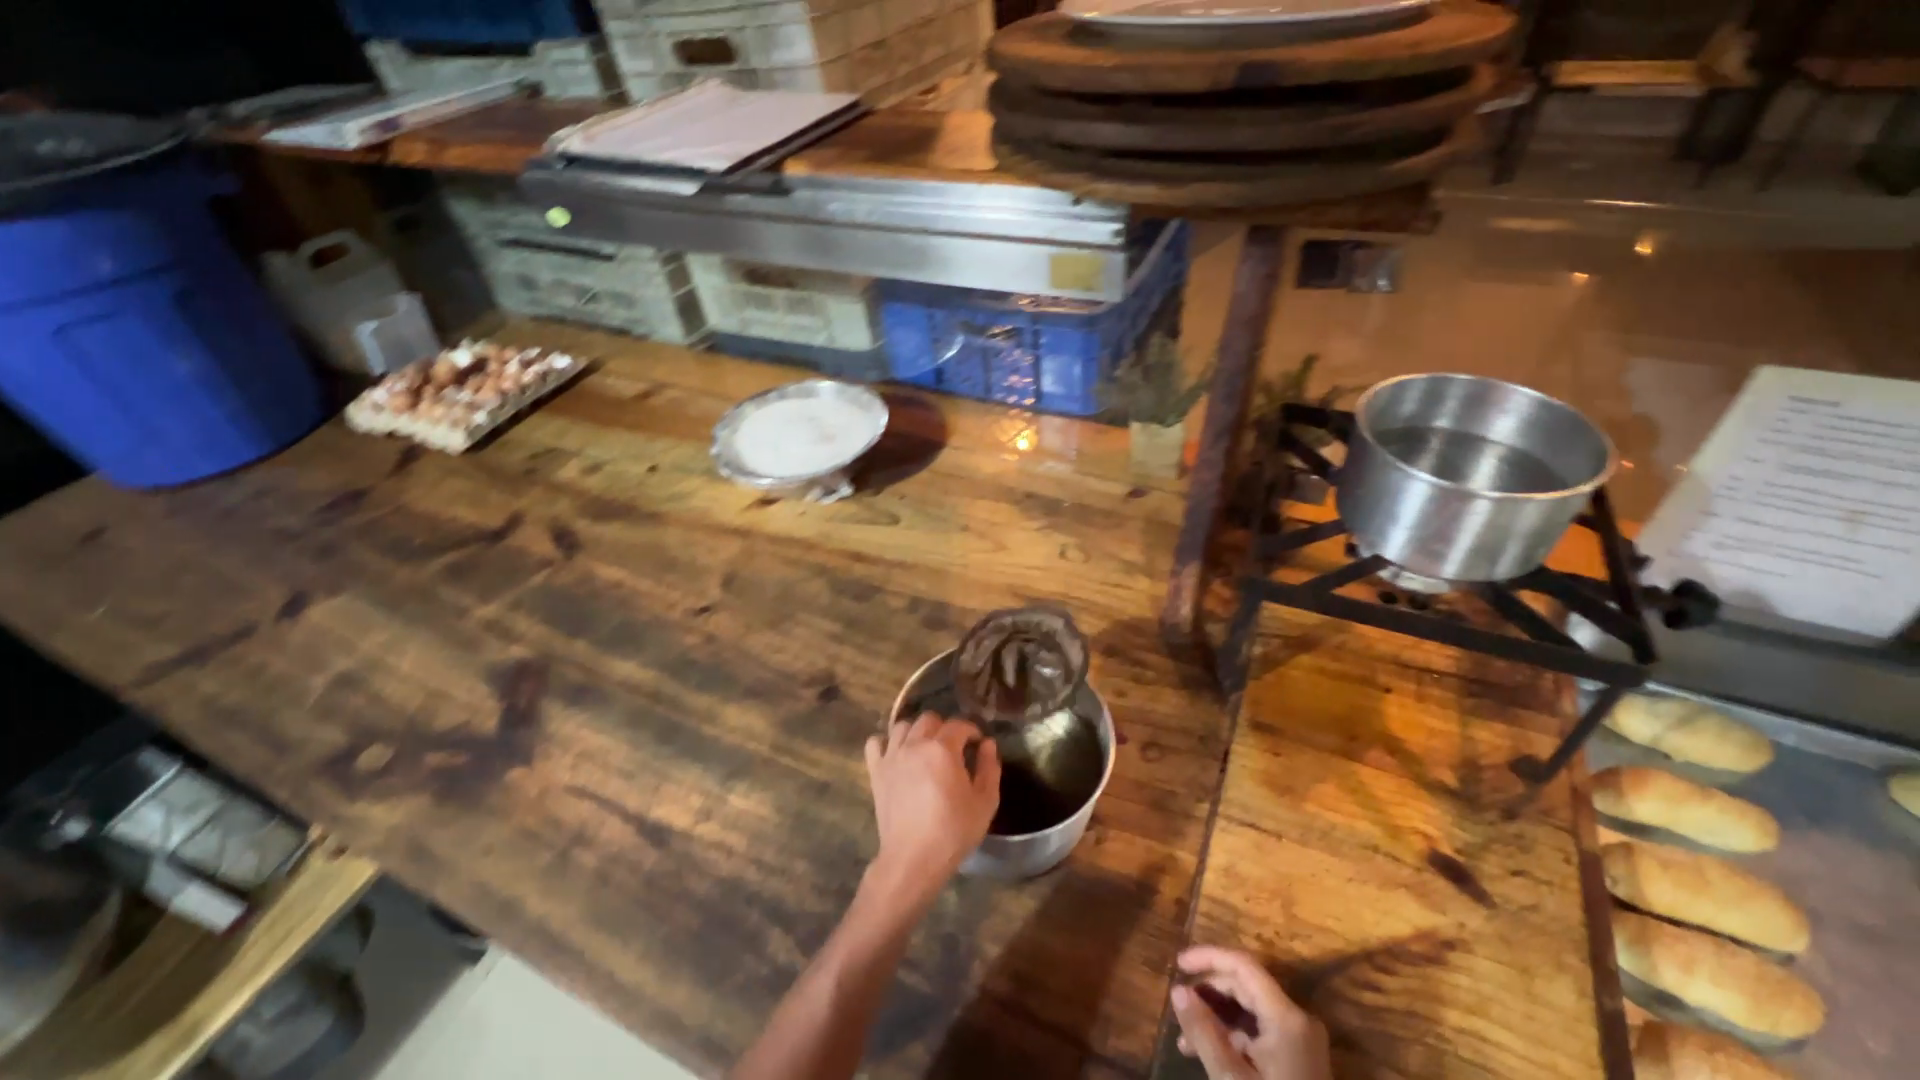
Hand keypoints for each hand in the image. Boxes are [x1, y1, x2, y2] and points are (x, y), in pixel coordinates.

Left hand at [863, 712, 999, 900]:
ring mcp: (892, 756)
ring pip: (902, 726)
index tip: (977, 744)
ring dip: (916, 732)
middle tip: (953, 748)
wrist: (913, 858)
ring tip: (925, 750)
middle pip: (929, 719)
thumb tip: (987, 744)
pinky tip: (897, 755)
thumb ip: (989, 768)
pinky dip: (886, 743)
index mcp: (943, 749)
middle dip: (944, 728)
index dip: (972, 731)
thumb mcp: (985, 802)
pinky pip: (875, 743)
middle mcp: (914, 744)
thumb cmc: (953, 831)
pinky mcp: (876, 771)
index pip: (959, 725)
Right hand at [1171, 947, 1330, 1079]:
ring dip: (1217, 1017)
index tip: (1176, 964)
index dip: (1208, 958)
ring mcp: (1300, 1039)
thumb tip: (1178, 990)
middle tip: (1177, 1008)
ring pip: (1251, 1009)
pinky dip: (1232, 1035)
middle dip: (1209, 992)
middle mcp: (1297, 1019)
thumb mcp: (1230, 1077)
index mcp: (1286, 1017)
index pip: (1244, 966)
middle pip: (1247, 986)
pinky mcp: (1298, 1057)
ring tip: (1185, 1039)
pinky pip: (1260, 1031)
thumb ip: (1204, 1032)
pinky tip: (1208, 1053)